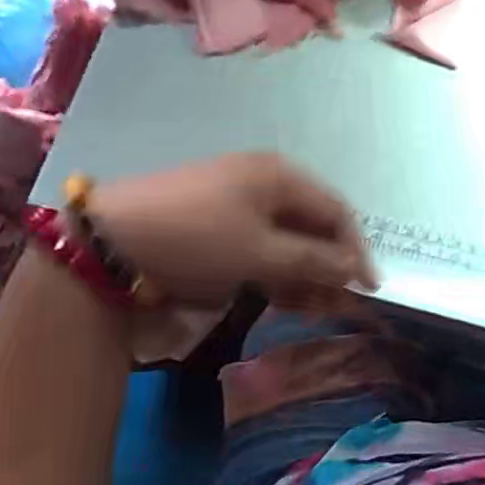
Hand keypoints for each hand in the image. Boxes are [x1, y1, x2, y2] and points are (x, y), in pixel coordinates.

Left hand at [89, 153, 377, 305]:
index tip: (371, 288)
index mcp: (280, 177)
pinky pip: (262, 247)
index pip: (337, 211)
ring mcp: (239, 204)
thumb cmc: (197, 239)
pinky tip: (285, 297)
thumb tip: (357, 268)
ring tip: (315, 308)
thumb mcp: (262, 252)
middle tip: (341, 304)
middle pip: (314, 226)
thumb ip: (315, 260)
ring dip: (306, 274)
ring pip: (288, 240)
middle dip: (331, 266)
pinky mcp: (218, 225)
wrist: (113, 241)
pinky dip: (277, 272)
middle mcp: (264, 184)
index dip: (358, 250)